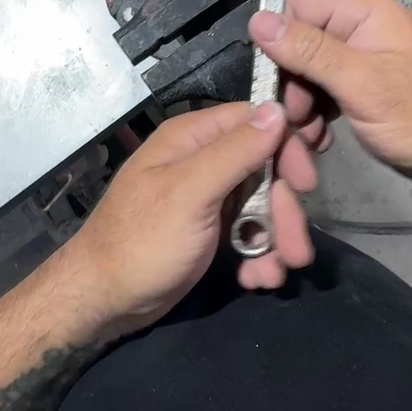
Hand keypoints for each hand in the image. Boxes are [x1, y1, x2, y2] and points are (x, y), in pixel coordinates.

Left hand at [49, 101, 325, 333]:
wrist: (105, 301)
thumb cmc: (141, 242)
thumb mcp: (189, 192)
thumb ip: (234, 152)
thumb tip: (278, 109)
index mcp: (191, 139)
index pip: (254, 122)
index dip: (286, 148)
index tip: (306, 183)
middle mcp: (201, 161)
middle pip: (265, 171)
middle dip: (285, 211)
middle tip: (297, 249)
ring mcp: (207, 198)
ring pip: (263, 206)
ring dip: (277, 240)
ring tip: (277, 273)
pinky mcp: (210, 231)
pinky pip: (249, 233)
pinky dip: (259, 256)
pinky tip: (258, 278)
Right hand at [248, 0, 411, 189]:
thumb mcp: (361, 84)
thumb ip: (309, 51)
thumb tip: (258, 20)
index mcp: (364, 12)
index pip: (296, 6)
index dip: (279, 41)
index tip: (275, 82)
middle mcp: (359, 28)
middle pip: (297, 43)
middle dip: (291, 84)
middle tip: (296, 120)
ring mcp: (359, 59)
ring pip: (304, 73)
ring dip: (300, 107)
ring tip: (311, 137)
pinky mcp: (358, 87)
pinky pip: (320, 93)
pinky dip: (315, 116)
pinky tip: (321, 139)